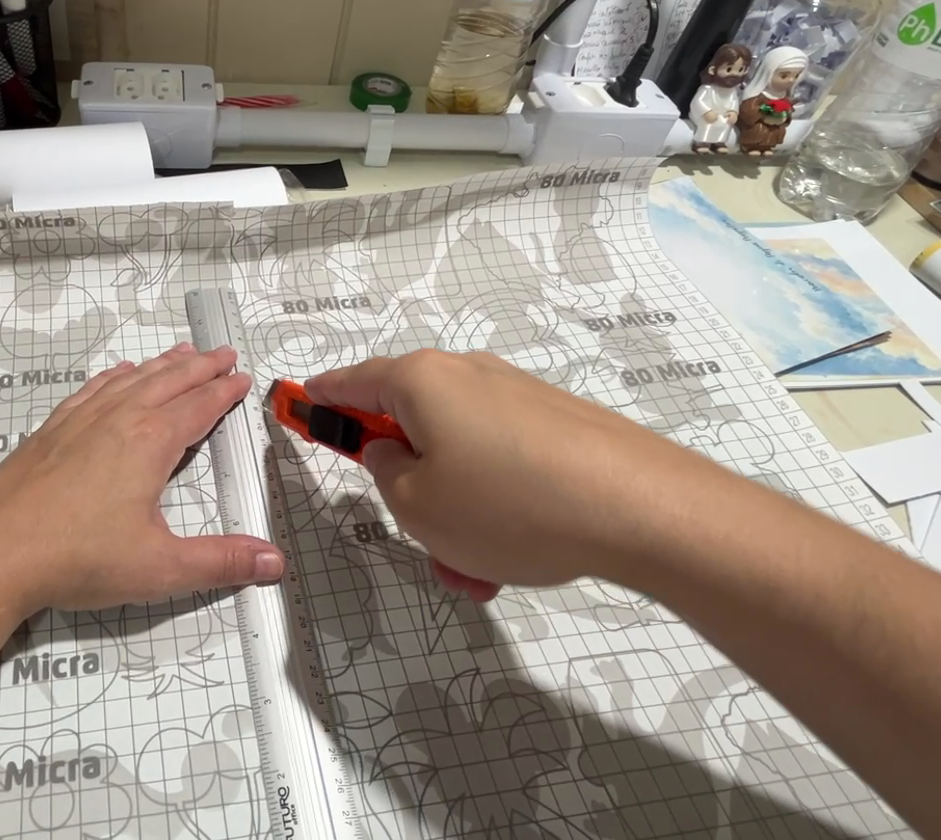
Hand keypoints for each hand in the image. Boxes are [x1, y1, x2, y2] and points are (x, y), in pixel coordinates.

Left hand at [0, 344, 283, 614]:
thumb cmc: (80, 558)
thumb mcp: (160, 568)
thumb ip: (220, 562)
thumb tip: (277, 562)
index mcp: (151, 441)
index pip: (199, 407)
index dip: (224, 392)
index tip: (242, 377)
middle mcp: (119, 417)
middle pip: (169, 381)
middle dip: (201, 366)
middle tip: (223, 352)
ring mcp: (82, 418)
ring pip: (132, 379)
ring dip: (162, 364)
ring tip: (182, 352)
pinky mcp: (53, 428)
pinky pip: (93, 388)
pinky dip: (115, 376)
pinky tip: (119, 373)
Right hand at [306, 350, 724, 587]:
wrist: (645, 509)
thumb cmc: (508, 505)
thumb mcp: (418, 506)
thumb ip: (385, 473)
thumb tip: (394, 450)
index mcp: (420, 381)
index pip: (349, 382)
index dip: (318, 398)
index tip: (296, 401)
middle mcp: (465, 374)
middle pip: (409, 420)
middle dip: (405, 480)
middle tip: (417, 534)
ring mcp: (516, 394)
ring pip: (458, 451)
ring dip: (454, 505)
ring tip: (478, 567)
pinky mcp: (556, 420)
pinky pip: (501, 459)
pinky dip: (494, 500)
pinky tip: (518, 551)